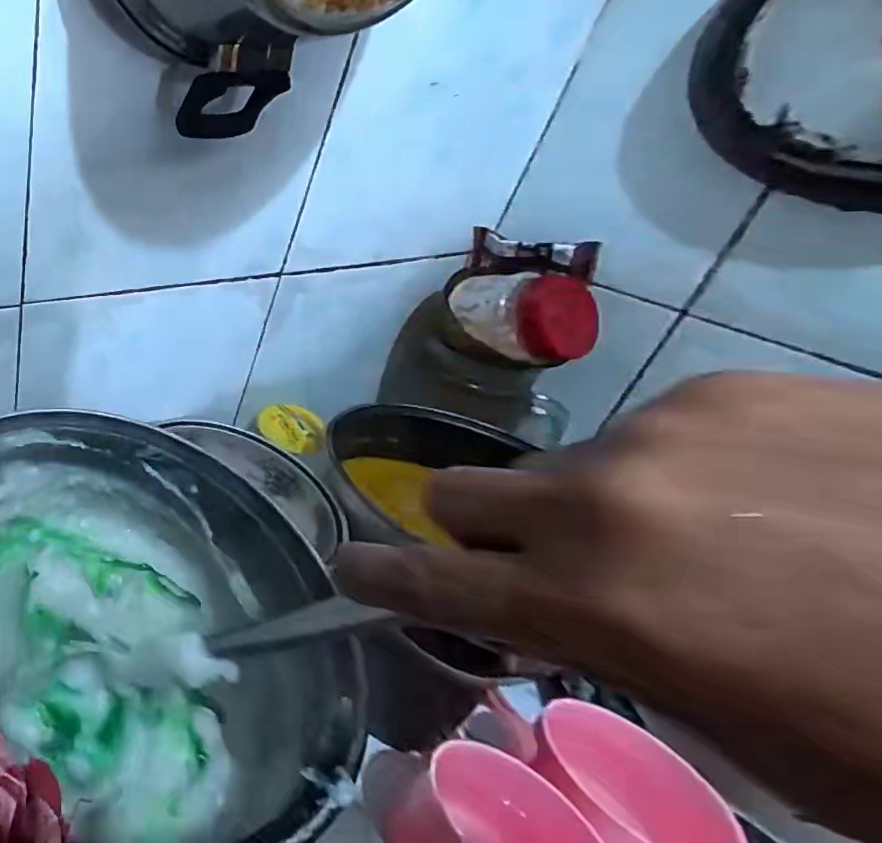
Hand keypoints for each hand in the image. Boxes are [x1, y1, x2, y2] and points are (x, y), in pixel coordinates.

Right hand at [335, 372, 881, 840]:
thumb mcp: (770, 745)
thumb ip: (631, 665)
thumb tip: (567, 621)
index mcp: (605, 606)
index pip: (430, 585)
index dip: (378, 578)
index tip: (348, 568)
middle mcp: (600, 506)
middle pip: (456, 496)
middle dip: (486, 535)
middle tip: (561, 565)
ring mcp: (661, 434)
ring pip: (557, 467)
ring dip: (596, 504)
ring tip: (720, 535)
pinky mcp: (731, 388)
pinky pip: (652, 429)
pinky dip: (681, 467)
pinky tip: (785, 494)